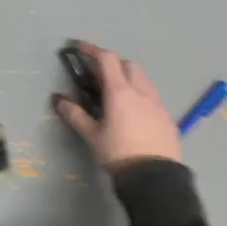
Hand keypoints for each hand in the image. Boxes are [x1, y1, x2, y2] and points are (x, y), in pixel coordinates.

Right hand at [54, 41, 180, 167]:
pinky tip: (134, 113)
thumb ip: (75, 115)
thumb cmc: (118, 154)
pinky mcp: (168, 118)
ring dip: (129, 78)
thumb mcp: (92, 136)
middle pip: (128, 65)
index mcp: (120, 93)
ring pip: (144, 80)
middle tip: (98, 75)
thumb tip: (58, 100)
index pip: (107, 60)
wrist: (155, 178)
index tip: (77, 47)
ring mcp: (158, 104)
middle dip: (113, 64)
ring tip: (116, 93)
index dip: (91, 50)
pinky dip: (140, 95)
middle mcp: (141, 92)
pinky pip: (153, 97)